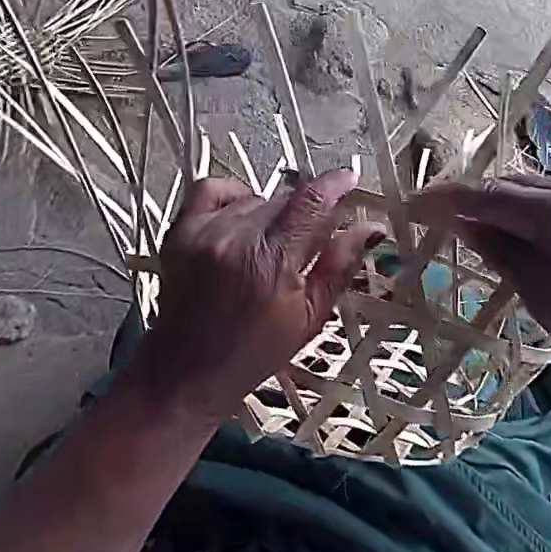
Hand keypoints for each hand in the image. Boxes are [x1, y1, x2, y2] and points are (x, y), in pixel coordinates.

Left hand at [135, 169, 383, 420]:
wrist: (187, 372)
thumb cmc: (255, 352)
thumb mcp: (311, 317)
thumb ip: (341, 265)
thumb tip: (370, 228)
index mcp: (274, 262)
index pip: (311, 201)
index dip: (335, 184)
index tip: (350, 179)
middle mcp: (238, 239)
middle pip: (286, 199)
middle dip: (306, 212)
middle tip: (307, 240)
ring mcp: (205, 232)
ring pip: (255, 198)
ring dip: (271, 213)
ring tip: (270, 244)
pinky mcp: (180, 231)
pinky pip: (212, 189)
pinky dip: (233, 197)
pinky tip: (241, 217)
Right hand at [410, 175, 550, 392]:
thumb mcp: (546, 297)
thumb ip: (503, 252)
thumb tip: (466, 223)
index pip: (489, 194)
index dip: (446, 198)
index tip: (412, 203)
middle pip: (514, 184)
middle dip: (476, 199)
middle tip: (444, 220)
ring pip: (541, 189)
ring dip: (508, 204)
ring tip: (485, 230)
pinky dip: (538, 211)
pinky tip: (533, 235)